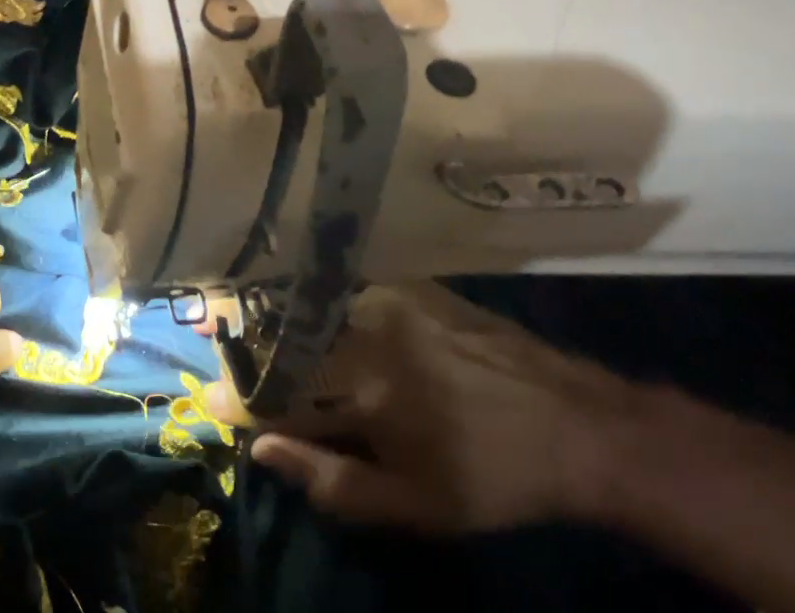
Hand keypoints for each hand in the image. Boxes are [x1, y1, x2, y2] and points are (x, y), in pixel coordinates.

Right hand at [207, 282, 635, 532]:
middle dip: (239, 338)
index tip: (209, 403)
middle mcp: (369, 339)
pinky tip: (306, 299)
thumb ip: (333, 482)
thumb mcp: (419, 506)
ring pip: (311, 305)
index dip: (237, 400)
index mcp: (366, 396)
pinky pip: (347, 287)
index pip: (276, 395)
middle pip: (283, 337)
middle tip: (205, 326)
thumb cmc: (497, 478)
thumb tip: (262, 450)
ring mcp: (392, 306)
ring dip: (273, 312)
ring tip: (241, 309)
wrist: (589, 429)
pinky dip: (316, 296)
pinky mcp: (415, 289)